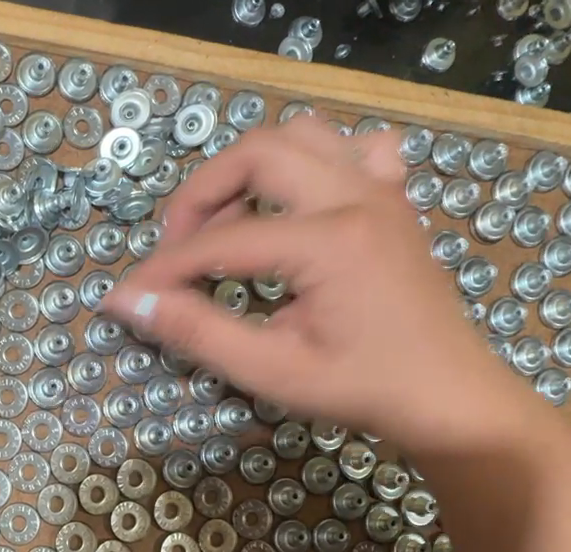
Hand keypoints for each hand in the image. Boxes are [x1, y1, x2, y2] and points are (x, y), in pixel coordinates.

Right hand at [102, 115, 540, 455]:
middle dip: (200, 197)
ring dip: (247, 173)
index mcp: (329, 242)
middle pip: (257, 153)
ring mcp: (381, 191)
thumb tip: (128, 302)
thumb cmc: (358, 388)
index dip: (162, 270)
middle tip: (174, 250)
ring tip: (224, 227)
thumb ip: (194, 331)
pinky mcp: (391, 200)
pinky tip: (292, 207)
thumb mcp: (266, 370)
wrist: (446, 394)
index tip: (125, 297)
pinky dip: (308, 166)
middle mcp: (357, 198)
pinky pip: (350, 150)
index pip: (220, 242)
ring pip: (300, 137)